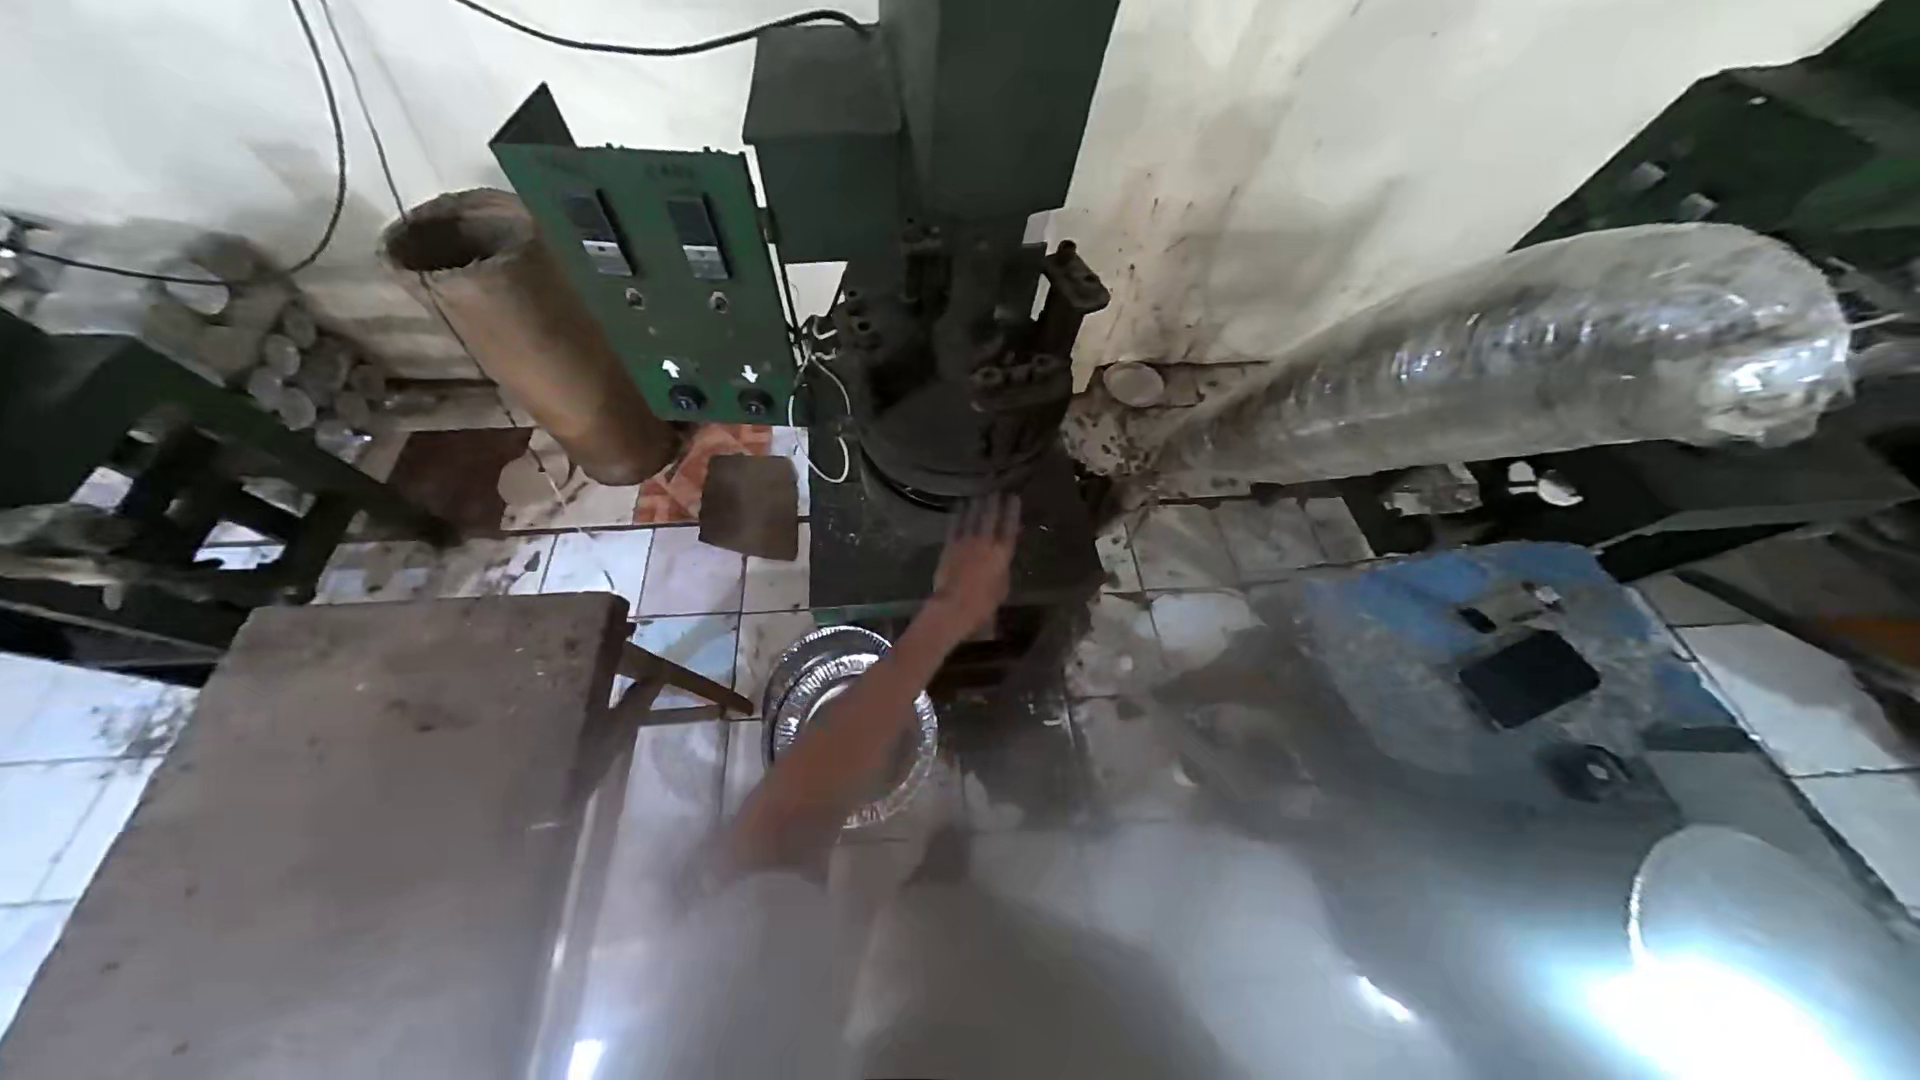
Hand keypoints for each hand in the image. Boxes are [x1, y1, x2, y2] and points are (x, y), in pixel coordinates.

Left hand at [925, 492, 1020, 641]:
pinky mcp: (949, 545)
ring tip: (978, 494)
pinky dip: (957, 514)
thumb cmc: (984, 602)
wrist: (955, 604)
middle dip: (994, 502)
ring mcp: (965, 542)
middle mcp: (985, 542)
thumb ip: (1004, 567)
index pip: (1010, 526)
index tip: (1014, 497)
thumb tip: (1003, 556)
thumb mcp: (1002, 586)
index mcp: (1002, 553)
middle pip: (990, 516)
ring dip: (976, 505)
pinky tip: (959, 506)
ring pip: (972, 517)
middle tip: (995, 490)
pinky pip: (954, 525)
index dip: (1012, 511)